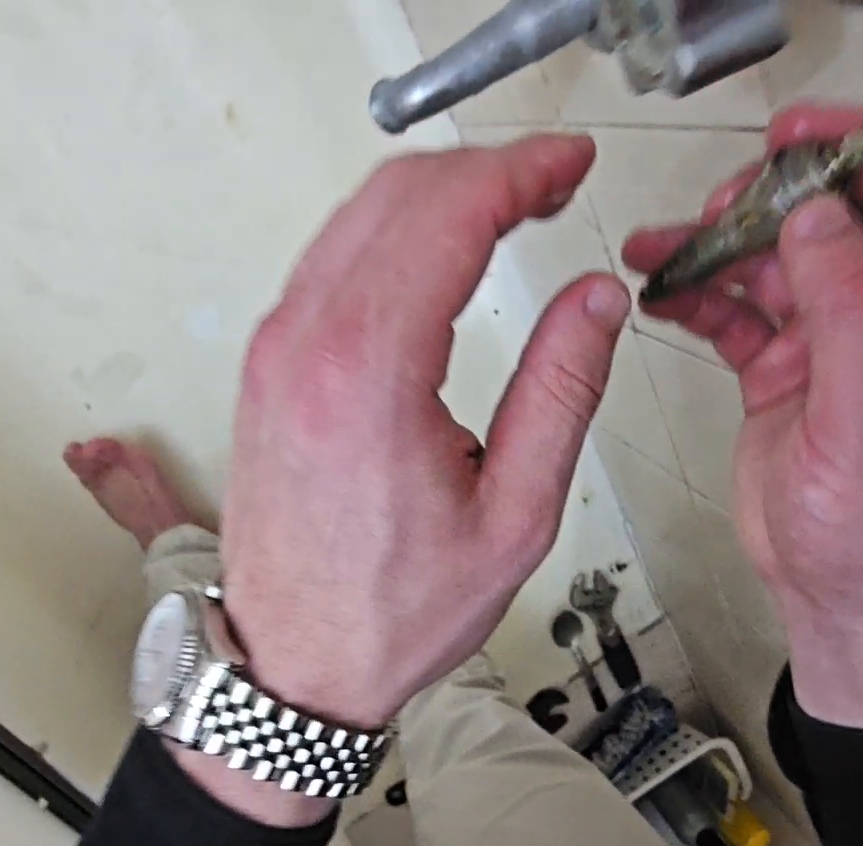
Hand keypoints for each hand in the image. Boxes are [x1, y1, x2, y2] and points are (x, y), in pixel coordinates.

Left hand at [222, 136, 630, 733]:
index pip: (448, 216)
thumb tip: (594, 301)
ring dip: (435, 197)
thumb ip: (561, 393)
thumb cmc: (394, 610)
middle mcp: (306, 345)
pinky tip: (433, 257)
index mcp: (370, 374)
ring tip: (504, 210)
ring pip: (355, 219)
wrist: (295, 662)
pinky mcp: (269, 370)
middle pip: (397, 196)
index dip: (520, 172)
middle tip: (547, 182)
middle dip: (482, 170)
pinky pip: (329, 263)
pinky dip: (389, 236)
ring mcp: (276, 353)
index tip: (568, 167)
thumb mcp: (513, 517)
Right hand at [623, 104, 862, 728]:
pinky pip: (738, 312)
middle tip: (716, 209)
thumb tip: (820, 217)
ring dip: (719, 247)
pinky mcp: (783, 369)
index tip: (793, 139)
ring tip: (667, 247)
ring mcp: (831, 341)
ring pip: (775, 261)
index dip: (859, 152)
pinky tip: (665, 293)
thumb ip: (852, 312)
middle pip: (832, 218)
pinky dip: (699, 297)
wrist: (834, 592)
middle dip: (769, 203)